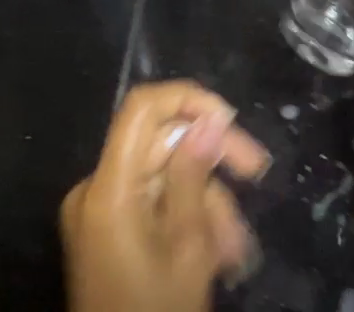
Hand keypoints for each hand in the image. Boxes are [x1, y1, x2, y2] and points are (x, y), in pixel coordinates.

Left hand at [61, 81, 270, 311]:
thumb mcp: (187, 247)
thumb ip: (195, 175)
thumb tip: (210, 118)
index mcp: (108, 188)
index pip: (144, 108)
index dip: (189, 100)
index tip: (230, 121)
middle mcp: (95, 189)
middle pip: (160, 144)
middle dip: (211, 163)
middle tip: (257, 174)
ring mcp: (98, 212)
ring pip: (164, 178)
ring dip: (206, 202)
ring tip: (233, 252)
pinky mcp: (106, 231)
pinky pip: (151, 204)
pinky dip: (185, 219)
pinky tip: (215, 253)